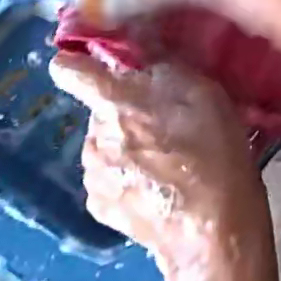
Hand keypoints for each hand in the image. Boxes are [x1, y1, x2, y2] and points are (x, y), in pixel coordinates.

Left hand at [48, 52, 266, 280]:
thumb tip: (136, 50)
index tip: (102, 64)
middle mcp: (92, 136)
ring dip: (125, 142)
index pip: (67, 68)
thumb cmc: (212, 150)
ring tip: (165, 157)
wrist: (213, 230)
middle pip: (99, 108)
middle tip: (165, 120)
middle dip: (125, 108)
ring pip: (104, 142)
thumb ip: (161, 62)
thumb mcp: (201, 88)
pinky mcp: (99, 208)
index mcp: (112, 101)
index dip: (80, 61)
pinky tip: (156, 185)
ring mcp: (92, 176)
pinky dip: (126, 175)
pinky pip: (107, 176)